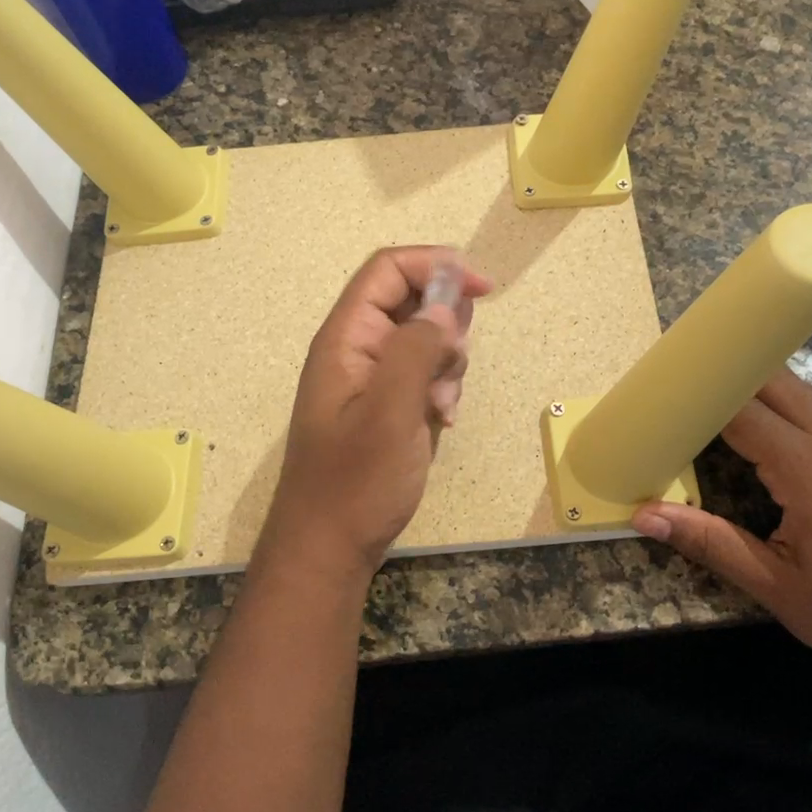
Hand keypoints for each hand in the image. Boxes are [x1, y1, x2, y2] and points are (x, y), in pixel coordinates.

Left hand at [262, 247, 493, 577]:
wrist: (329, 546)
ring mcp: (371, 382)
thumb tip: (445, 310)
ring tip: (442, 403)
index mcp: (346, 339)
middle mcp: (356, 351)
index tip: (483, 288)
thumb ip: (416, 351)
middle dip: (446, 323)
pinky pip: (423, 377)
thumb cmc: (355, 482)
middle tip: (455, 361)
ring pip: (423, 341)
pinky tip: (443, 420)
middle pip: (409, 301)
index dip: (436, 266)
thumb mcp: (390, 412)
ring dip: (446, 363)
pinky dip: (441, 389)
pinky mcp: (386, 409)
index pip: (388, 271)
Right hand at [632, 370, 811, 711]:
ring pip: (811, 398)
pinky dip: (794, 412)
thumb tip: (645, 516)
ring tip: (722, 400)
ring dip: (765, 390)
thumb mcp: (774, 584)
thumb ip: (709, 541)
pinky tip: (776, 438)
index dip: (704, 392)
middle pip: (781, 384)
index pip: (745, 410)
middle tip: (689, 381)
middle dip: (732, 374)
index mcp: (809, 470)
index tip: (668, 385)